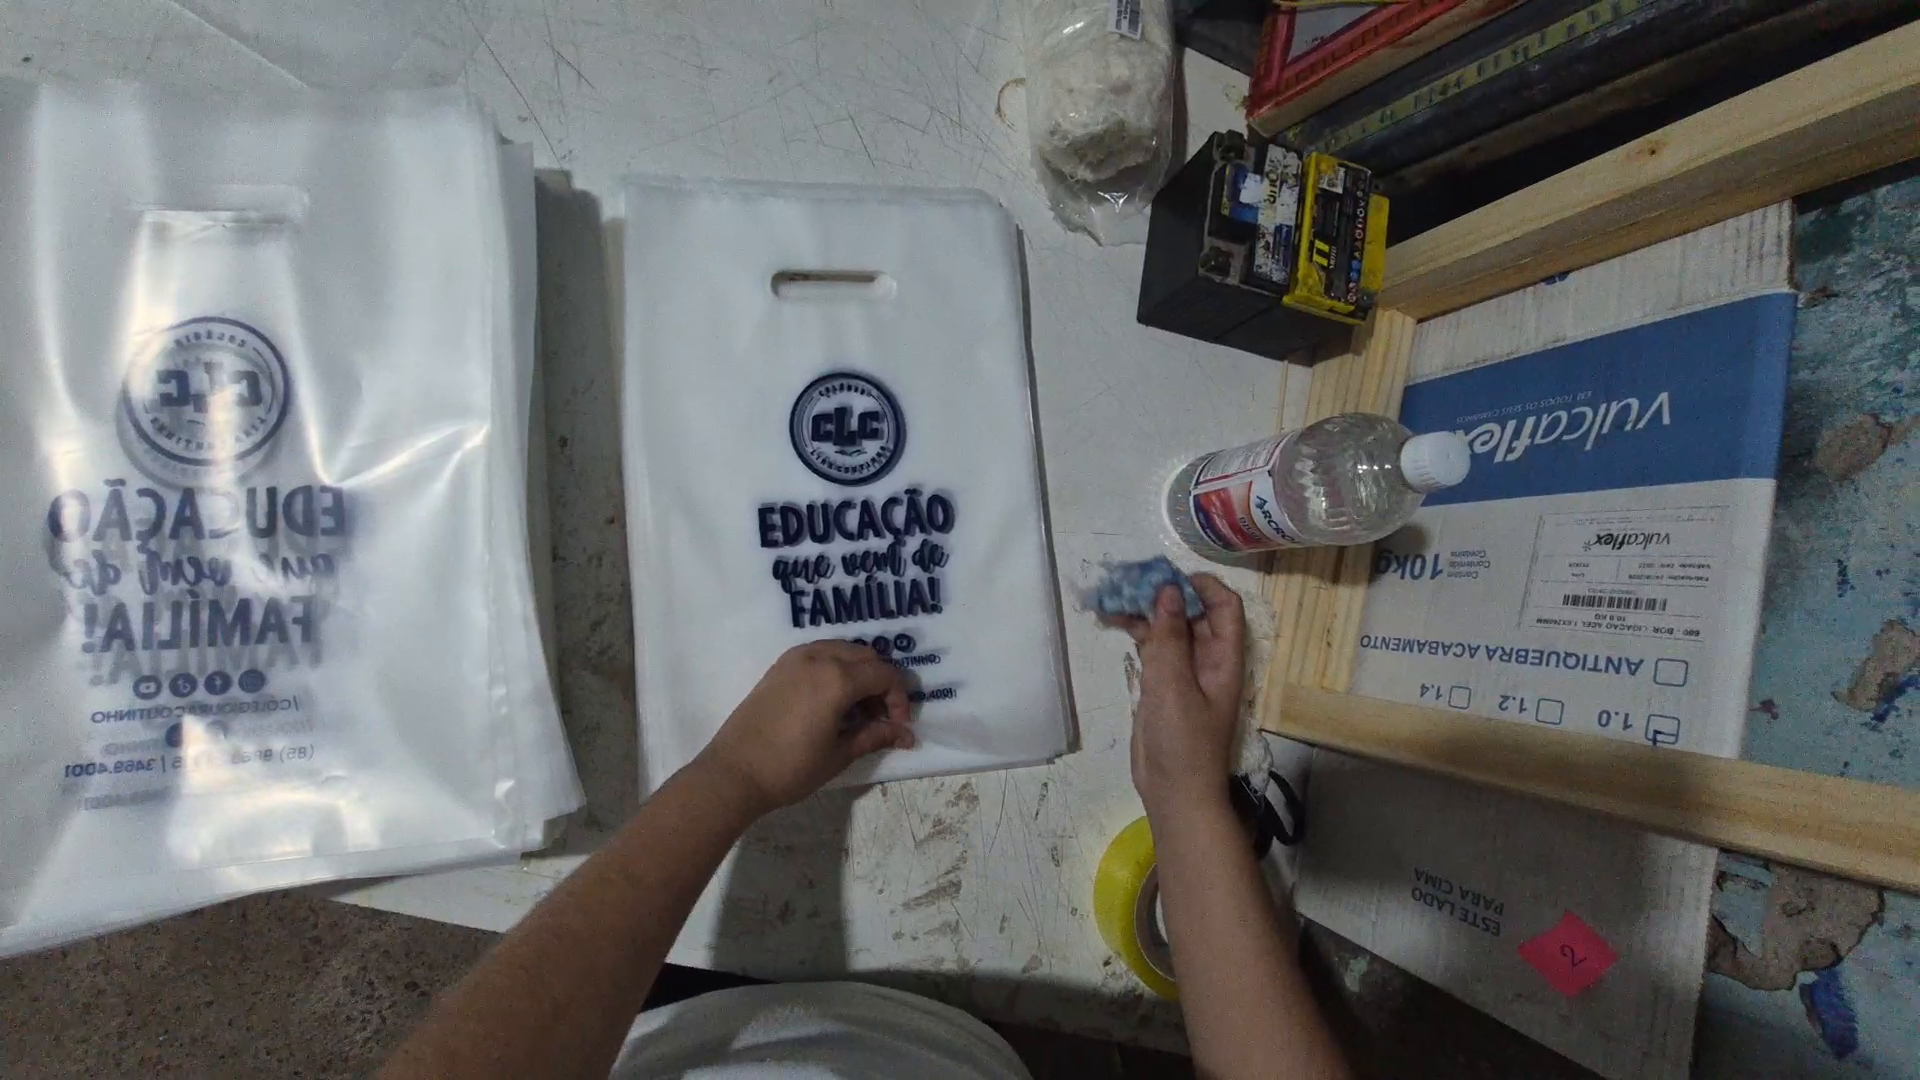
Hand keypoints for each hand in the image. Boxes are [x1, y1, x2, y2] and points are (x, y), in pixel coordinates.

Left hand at [694, 641, 916, 814]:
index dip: (899, 699)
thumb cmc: (791, 768)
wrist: (734, 773)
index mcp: (838, 678)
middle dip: (881, 683)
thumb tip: (906, 736)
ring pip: (843, 650)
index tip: (897, 726)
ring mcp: (797, 657)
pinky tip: (831, 698)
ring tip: (856, 708)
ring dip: (859, 672)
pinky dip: (835, 667)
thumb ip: (875, 736)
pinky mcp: (780, 665)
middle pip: (867, 656)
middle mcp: (820, 657)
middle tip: (879, 717)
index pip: (885, 675)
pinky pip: (820, 653)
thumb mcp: (839, 754)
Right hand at [1119, 575, 1245, 815]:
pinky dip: (1133, 631)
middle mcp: (1207, 658)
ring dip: (1142, 610)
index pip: (1224, 606)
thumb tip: (1168, 590)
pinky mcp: (1162, 682)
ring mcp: (1184, 670)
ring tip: (1109, 597)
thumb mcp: (1174, 686)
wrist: (1174, 792)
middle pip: (1190, 612)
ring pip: (1166, 627)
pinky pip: (1151, 646)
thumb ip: (1169, 637)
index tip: (1166, 577)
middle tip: (1127, 581)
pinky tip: (1109, 620)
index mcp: (1225, 658)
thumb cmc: (1183, 741)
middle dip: (1161, 593)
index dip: (1202, 585)